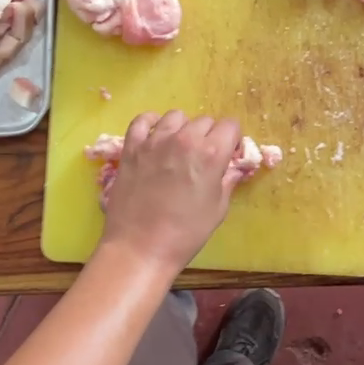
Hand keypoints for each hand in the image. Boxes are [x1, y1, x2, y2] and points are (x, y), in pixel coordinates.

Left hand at [98, 110, 243, 271]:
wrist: (141, 248)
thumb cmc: (186, 233)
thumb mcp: (218, 209)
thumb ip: (227, 180)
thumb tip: (232, 168)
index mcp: (211, 153)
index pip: (230, 125)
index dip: (232, 139)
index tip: (227, 154)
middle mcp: (184, 139)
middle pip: (204, 121)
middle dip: (209, 136)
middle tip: (202, 158)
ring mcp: (155, 141)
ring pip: (176, 116)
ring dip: (182, 129)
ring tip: (178, 149)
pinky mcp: (131, 147)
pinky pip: (142, 120)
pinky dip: (151, 124)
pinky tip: (155, 137)